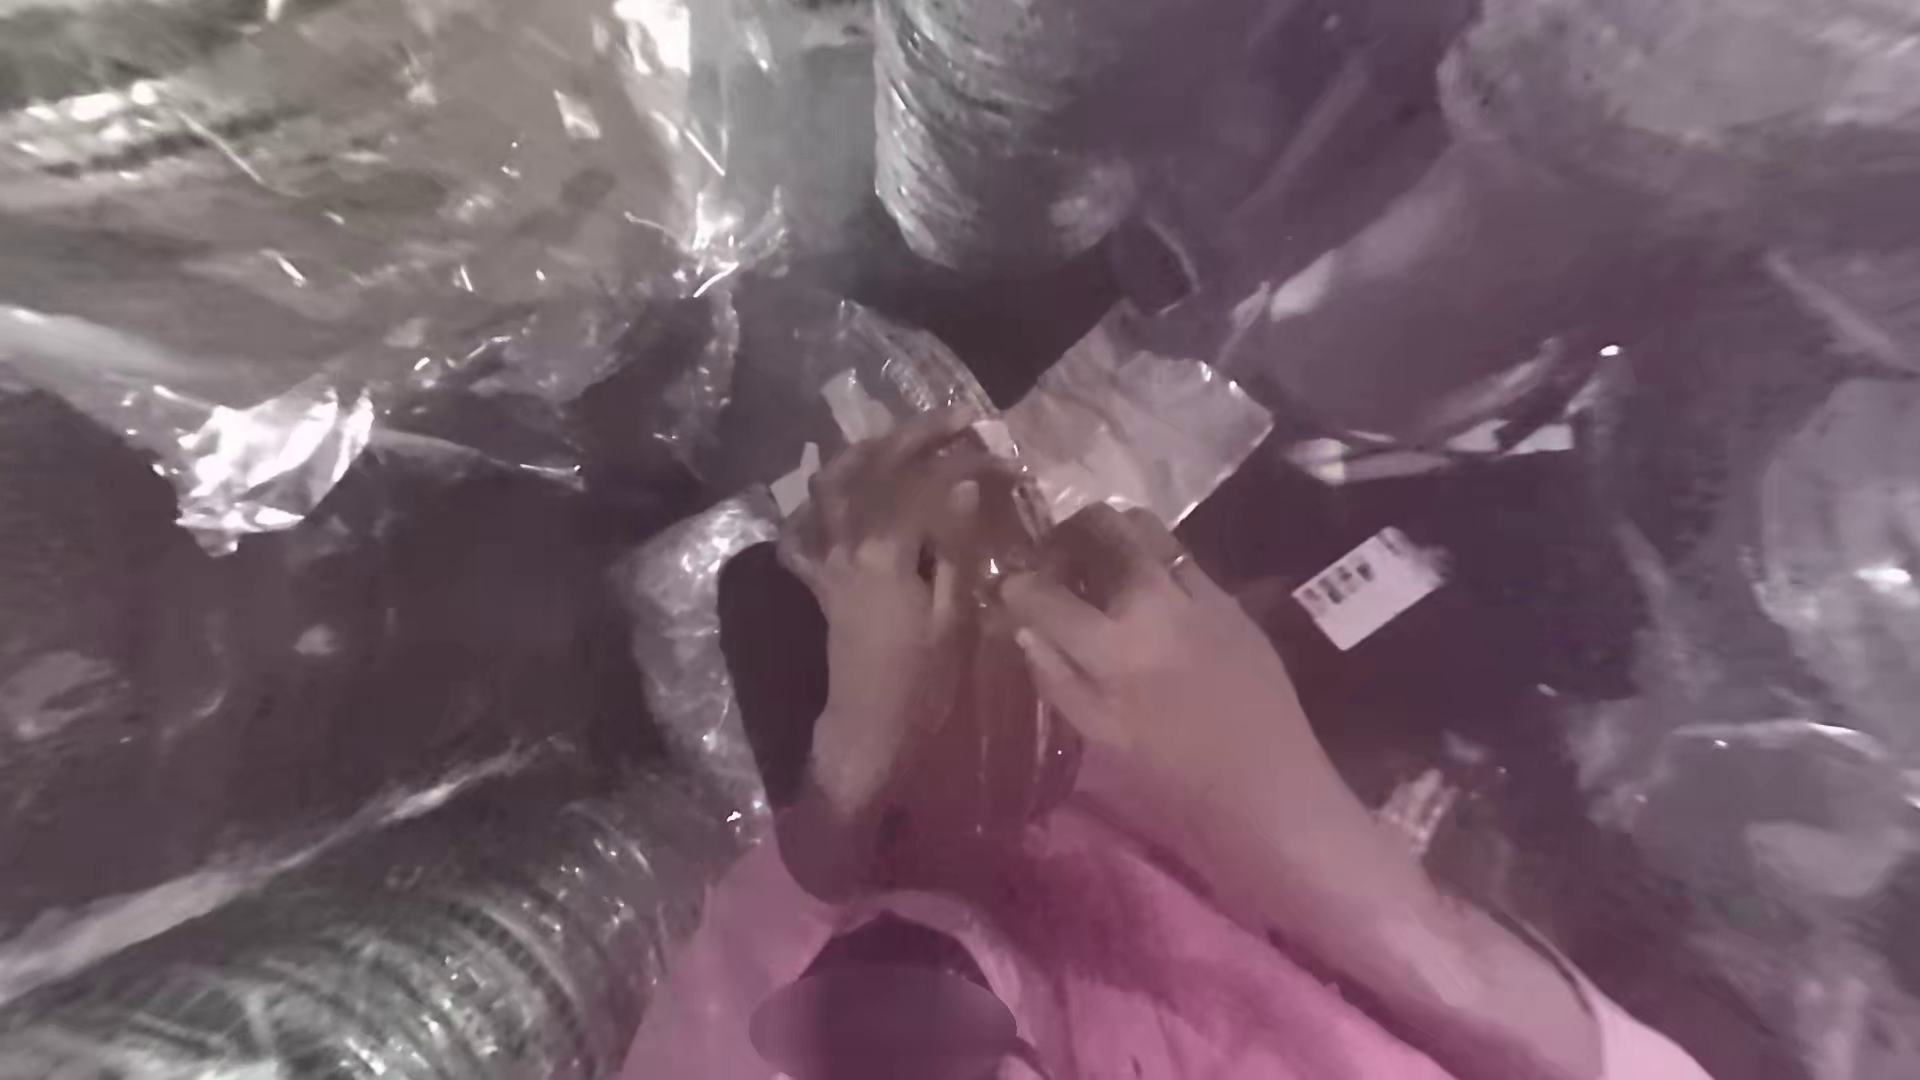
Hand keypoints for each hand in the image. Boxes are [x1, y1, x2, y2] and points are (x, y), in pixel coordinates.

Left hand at [778, 407, 999, 804]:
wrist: (869, 727)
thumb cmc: (922, 680)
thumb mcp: (953, 615)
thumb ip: (953, 546)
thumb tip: (963, 488)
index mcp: (885, 554)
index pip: (926, 485)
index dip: (967, 463)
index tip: (1004, 458)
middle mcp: (846, 543)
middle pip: (875, 467)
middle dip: (917, 434)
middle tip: (957, 419)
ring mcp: (825, 557)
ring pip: (831, 484)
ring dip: (866, 450)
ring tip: (902, 436)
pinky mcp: (818, 576)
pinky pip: (803, 527)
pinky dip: (815, 502)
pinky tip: (836, 490)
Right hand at [1001, 505, 1329, 807]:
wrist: (1268, 777)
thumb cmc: (1172, 764)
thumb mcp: (1097, 729)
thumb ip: (1053, 672)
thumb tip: (1026, 626)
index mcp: (1114, 648)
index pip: (1044, 595)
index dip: (1016, 587)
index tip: (1011, 588)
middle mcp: (1153, 602)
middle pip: (1097, 527)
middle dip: (1062, 535)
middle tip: (1055, 558)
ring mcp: (1196, 590)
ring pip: (1140, 524)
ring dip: (1107, 534)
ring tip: (1098, 561)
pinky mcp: (1226, 593)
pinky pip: (1177, 552)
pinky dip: (1147, 556)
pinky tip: (1146, 586)